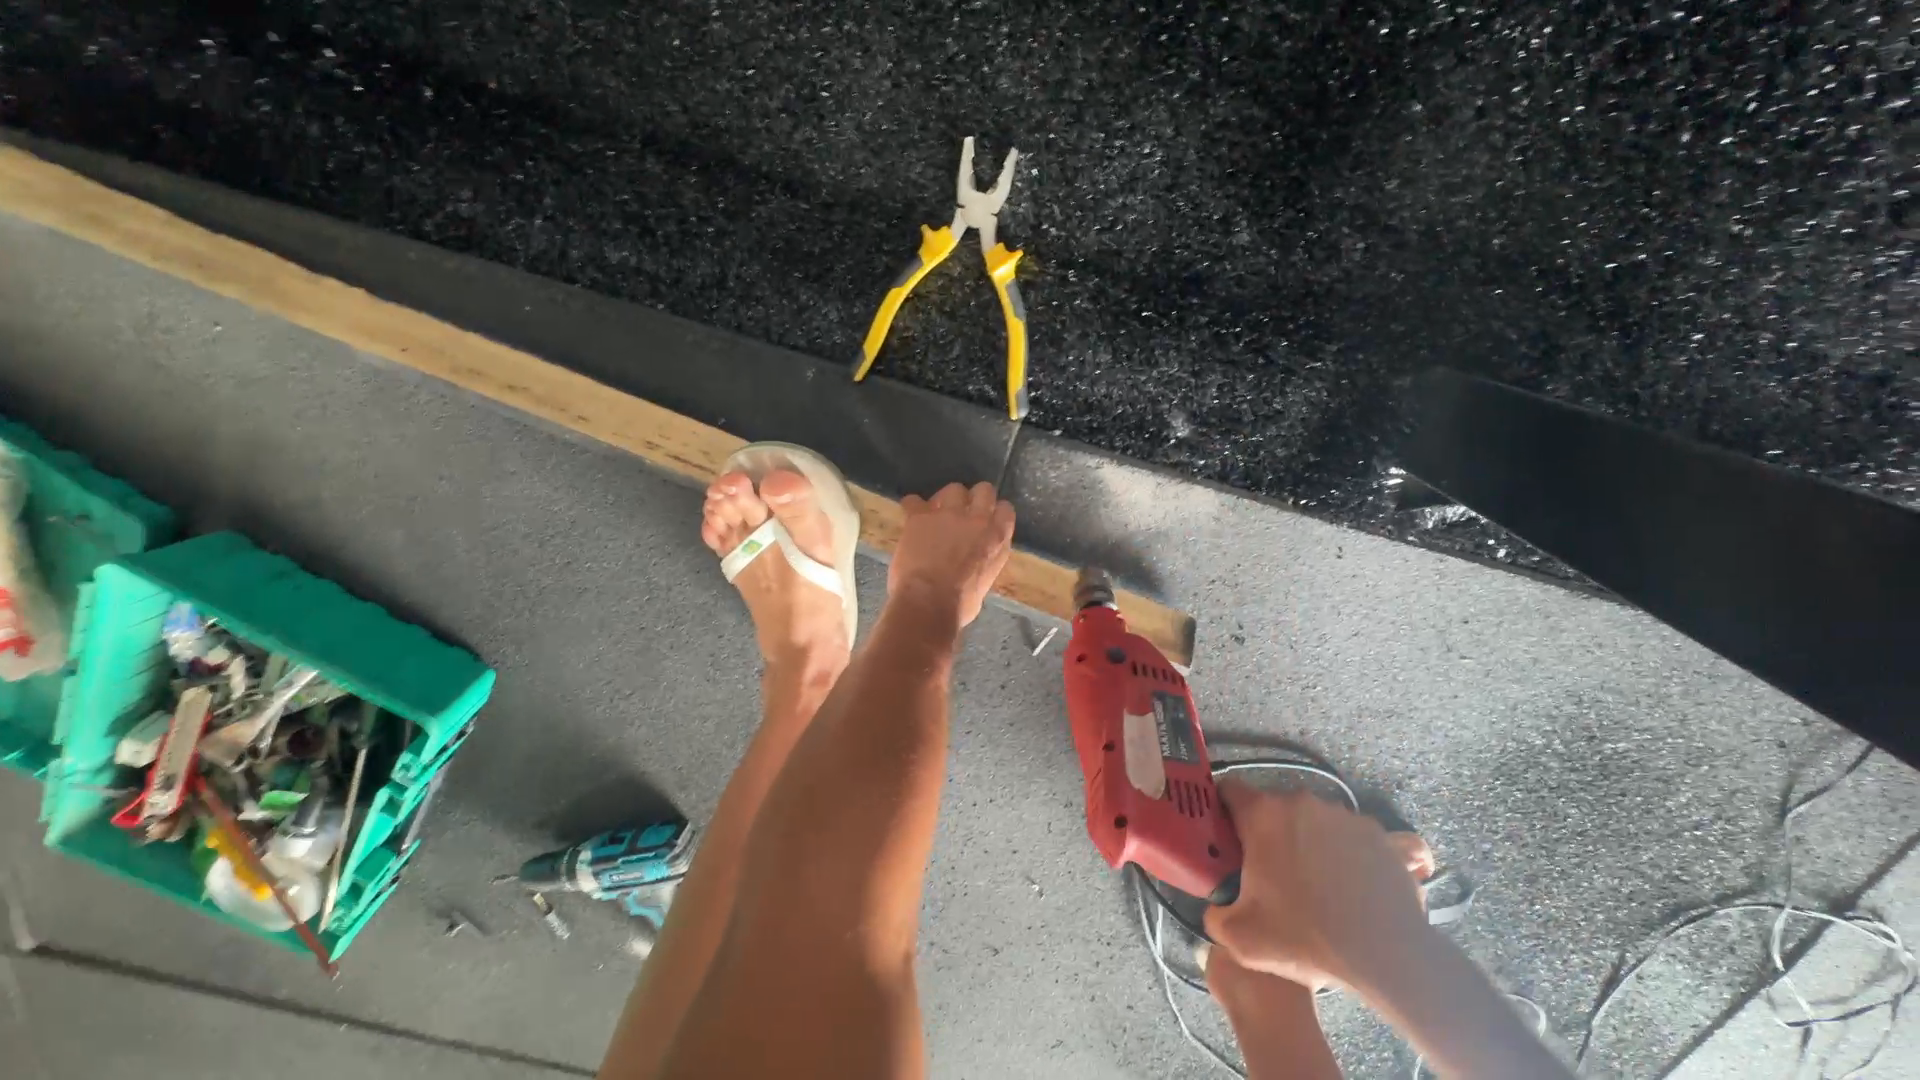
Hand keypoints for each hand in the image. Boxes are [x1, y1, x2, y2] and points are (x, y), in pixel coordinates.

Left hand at [889, 482, 1015, 629]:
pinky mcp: (920, 516)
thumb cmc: (960, 604)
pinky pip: (914, 501)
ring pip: (952, 489)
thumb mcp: (986, 581)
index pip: (1005, 510)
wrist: (929, 603)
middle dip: (974, 498)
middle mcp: (977, 519)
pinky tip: (910, 516)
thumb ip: (985, 560)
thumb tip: (975, 559)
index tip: (987, 519)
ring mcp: (948, 514)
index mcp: (997, 538)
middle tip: (962, 512)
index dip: (994, 512)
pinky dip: (912, 507)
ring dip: (945, 500)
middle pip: (983, 490)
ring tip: (936, 513)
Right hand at [1205, 783, 1435, 992]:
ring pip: (1316, 821)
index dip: (1222, 810)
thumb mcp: (1241, 938)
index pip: (1229, 790)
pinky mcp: (1382, 835)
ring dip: (1311, 842)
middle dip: (1269, 833)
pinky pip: (1358, 837)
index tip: (1224, 836)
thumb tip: (1217, 910)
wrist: (1387, 956)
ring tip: (1320, 886)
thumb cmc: (1306, 938)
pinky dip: (1353, 854)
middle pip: (1274, 808)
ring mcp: (1347, 816)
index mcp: (1264, 816)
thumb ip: (1215, 916)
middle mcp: (1304, 803)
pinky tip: (1357, 885)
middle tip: (1271, 874)